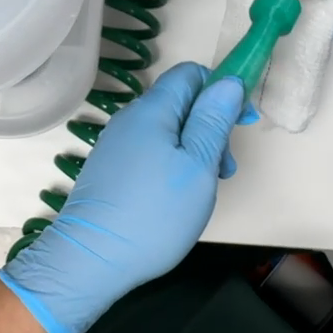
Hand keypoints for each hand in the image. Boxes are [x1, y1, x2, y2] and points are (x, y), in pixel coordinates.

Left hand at [0, 63, 250, 332]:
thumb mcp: (198, 166)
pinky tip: (176, 197)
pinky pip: (148, 149)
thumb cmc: (155, 213)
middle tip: (224, 169)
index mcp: (152, 109)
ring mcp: (115, 143)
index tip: (242, 122)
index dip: (220, 89)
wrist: (91, 259)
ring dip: (193, 149)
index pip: (189, 73)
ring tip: (203, 189)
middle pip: (179, 102)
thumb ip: (213, 120)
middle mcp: (129, 118)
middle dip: (210, 125)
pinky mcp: (109, 167)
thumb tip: (229, 80)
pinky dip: (171, 162)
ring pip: (165, 129)